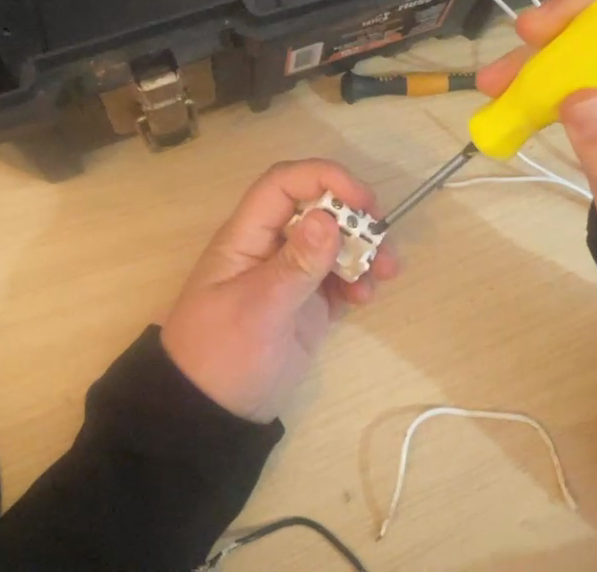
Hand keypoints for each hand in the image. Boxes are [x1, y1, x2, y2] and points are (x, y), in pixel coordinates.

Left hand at [161, 160, 401, 421]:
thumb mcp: (257, 310)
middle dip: (355, 217)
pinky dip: (359, 281)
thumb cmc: (221, 355)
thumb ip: (295, 265)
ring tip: (386, 273)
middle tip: (383, 237)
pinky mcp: (309, 303)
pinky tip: (365, 300)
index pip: (284, 184)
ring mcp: (292, 274)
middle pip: (319, 208)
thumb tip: (329, 218)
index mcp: (247, 236)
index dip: (324, 178)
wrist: (210, 417)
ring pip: (336, 242)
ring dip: (365, 250)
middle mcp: (271, 246)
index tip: (363, 200)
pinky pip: (341, 277)